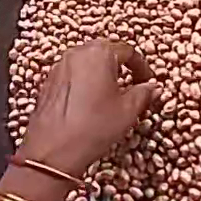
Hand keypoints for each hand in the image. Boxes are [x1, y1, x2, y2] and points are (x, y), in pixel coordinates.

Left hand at [18, 40, 158, 182]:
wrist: (53, 150)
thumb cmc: (93, 127)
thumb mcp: (127, 111)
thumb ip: (143, 93)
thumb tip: (151, 87)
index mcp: (99, 54)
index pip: (127, 51)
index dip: (141, 66)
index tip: (148, 81)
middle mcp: (76, 54)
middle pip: (105, 51)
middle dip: (121, 65)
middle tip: (132, 83)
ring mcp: (59, 66)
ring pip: (86, 62)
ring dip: (101, 72)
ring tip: (111, 94)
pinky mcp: (48, 82)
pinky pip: (72, 74)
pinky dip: (84, 81)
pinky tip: (90, 102)